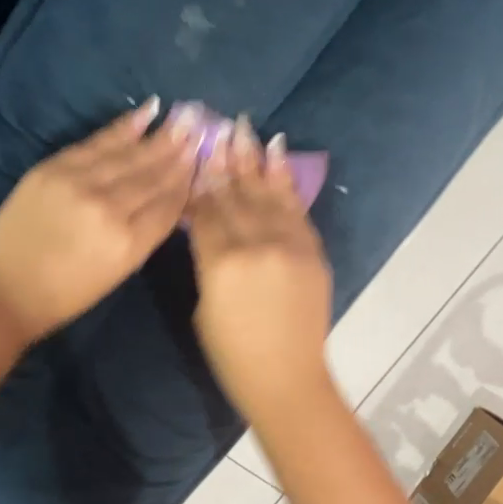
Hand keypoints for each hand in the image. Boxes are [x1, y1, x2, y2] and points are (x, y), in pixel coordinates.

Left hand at [0, 98, 201, 341]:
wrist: (5, 289)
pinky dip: (124, 127)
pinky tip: (148, 113)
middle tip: (203, 129)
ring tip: (184, 119)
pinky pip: (98, 142)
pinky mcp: (55, 168)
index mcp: (128, 245)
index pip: (168, 206)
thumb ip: (142, 236)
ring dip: (160, 136)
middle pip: (154, 176)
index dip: (188, 182)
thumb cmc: (64, 296)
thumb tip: (168, 201)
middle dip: (180, 153)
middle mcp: (110, 210)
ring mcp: (81, 184)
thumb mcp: (115, 275)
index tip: (206, 162)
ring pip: (130, 155)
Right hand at [186, 116, 335, 421]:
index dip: (197, 183)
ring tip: (245, 128)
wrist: (286, 378)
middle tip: (216, 125)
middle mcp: (255, 245)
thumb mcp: (203, 309)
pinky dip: (285, 180)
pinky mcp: (311, 251)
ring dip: (254, 159)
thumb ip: (205, 263)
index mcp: (220, 263)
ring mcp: (288, 245)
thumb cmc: (231, 355)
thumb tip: (205, 228)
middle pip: (235, 195)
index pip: (205, 212)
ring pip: (267, 193)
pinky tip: (277, 154)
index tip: (190, 153)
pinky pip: (295, 208)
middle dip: (224, 160)